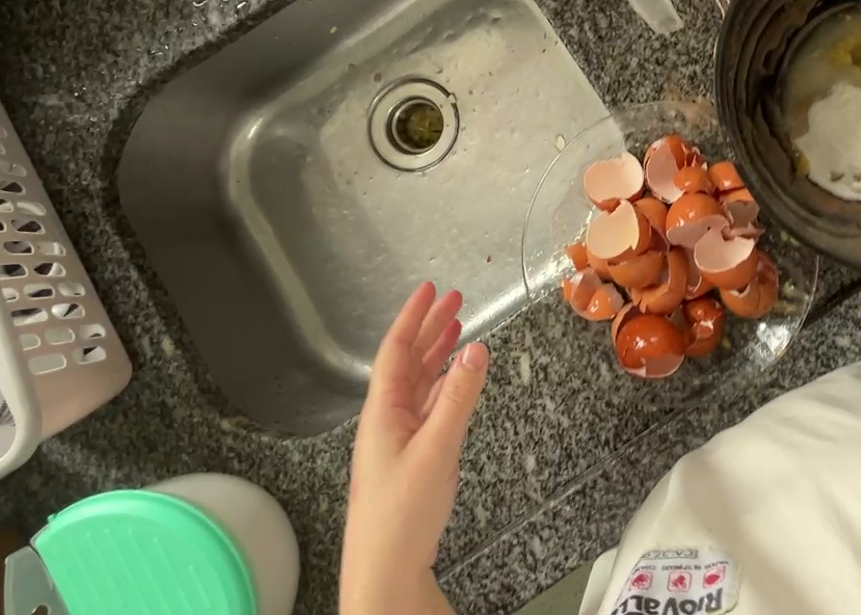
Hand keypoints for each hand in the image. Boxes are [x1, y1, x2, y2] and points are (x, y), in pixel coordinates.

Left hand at [340, 282, 489, 614]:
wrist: (387, 571)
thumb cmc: (402, 512)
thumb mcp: (436, 448)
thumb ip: (459, 397)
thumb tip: (477, 348)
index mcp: (383, 411)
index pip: (395, 351)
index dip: (413, 317)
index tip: (431, 289)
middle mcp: (388, 418)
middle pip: (408, 361)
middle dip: (429, 328)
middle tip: (455, 299)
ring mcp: (400, 437)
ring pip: (420, 382)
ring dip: (438, 353)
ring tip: (457, 328)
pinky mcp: (414, 455)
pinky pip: (430, 405)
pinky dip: (446, 384)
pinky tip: (459, 378)